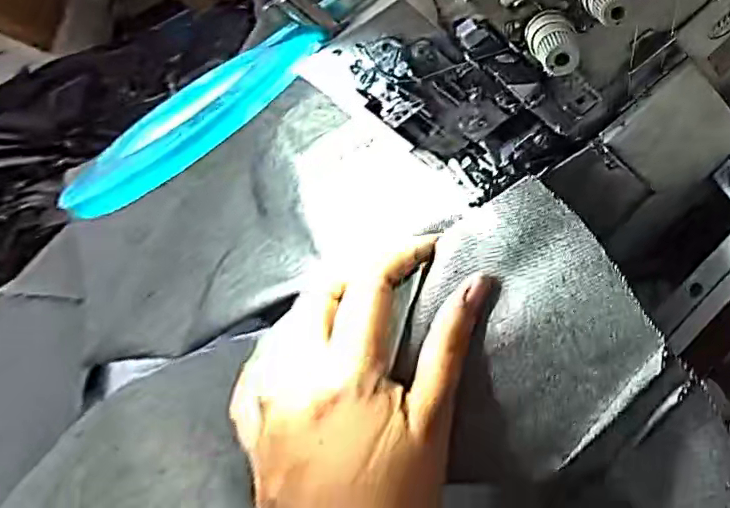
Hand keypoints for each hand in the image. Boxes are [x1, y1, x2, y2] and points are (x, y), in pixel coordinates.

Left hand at [230, 237, 490, 507]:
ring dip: (326, 296)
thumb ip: (450, 342)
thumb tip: (475, 285)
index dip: (404, 253)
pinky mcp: (254, 433)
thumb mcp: (434, 414)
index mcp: (344, 377)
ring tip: (366, 290)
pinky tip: (308, 339)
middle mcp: (294, 385)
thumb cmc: (394, 492)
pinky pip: (256, 368)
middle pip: (318, 296)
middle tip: (403, 262)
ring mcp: (266, 410)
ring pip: (283, 326)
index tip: (432, 246)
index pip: (369, 285)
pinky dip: (287, 337)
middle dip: (363, 266)